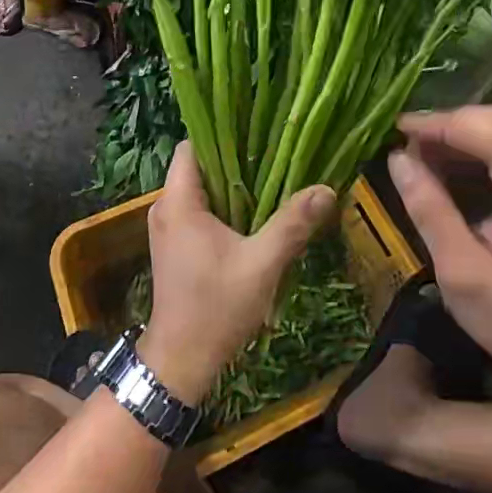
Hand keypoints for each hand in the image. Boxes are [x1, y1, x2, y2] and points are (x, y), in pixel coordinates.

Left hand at [139, 142, 333, 402]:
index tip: (255, 134)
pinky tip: (252, 216)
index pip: (189, 147)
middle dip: (233, 161)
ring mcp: (167, 227)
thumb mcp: (261, 264)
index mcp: (178, 202)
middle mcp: (165, 207)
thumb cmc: (216, 307)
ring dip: (230, 188)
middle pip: (197, 167)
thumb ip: (292, 224)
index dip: (219, 136)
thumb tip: (326, 189)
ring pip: (198, 191)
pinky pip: (197, 211)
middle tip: (274, 159)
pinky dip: (222, 209)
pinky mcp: (174, 245)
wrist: (181, 358)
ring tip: (270, 184)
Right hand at [389, 106, 491, 397]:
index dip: (449, 126)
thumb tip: (398, 158)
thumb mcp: (460, 275)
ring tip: (424, 144)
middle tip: (410, 136)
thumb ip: (431, 212)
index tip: (403, 128)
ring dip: (467, 127)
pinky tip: (450, 156)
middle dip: (456, 120)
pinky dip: (481, 140)